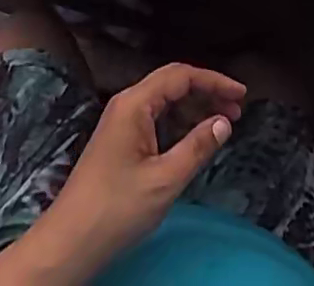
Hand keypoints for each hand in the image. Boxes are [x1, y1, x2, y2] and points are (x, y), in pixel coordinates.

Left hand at [0, 64, 243, 282]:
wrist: (72, 237)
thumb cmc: (118, 207)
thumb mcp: (165, 179)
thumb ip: (197, 147)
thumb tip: (224, 122)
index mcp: (134, 103)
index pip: (180, 76)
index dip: (213, 80)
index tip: (241, 93)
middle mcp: (127, 103)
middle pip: (172, 83)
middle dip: (206, 90)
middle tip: (238, 107)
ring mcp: (122, 120)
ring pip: (165, 100)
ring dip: (195, 106)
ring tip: (225, 121)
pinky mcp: (121, 138)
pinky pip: (156, 117)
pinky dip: (180, 121)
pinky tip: (197, 135)